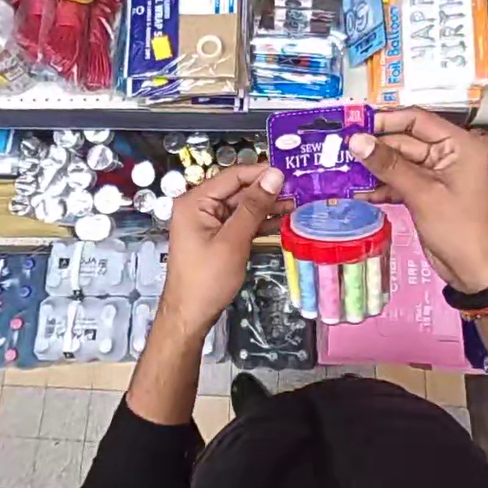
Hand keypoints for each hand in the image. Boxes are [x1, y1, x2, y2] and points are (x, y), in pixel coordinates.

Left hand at [156, 164, 287, 338]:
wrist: (190, 315)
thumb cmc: (206, 280)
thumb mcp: (233, 240)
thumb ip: (254, 206)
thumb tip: (273, 176)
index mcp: (195, 202)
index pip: (232, 176)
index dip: (260, 173)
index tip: (288, 172)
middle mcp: (199, 207)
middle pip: (237, 190)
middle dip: (266, 190)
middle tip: (298, 189)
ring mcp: (207, 222)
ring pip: (241, 206)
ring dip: (266, 206)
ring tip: (295, 204)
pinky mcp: (216, 236)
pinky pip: (239, 222)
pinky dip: (258, 221)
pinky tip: (281, 219)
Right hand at [349, 108, 487, 293]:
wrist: (474, 271)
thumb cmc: (461, 230)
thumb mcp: (422, 193)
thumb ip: (388, 165)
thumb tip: (358, 141)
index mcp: (459, 145)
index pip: (416, 120)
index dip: (385, 120)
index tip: (355, 125)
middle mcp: (448, 154)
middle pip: (403, 140)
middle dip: (373, 147)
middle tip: (341, 151)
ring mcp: (435, 174)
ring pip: (397, 161)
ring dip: (372, 168)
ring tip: (343, 170)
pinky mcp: (424, 192)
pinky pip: (397, 180)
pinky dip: (379, 185)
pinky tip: (358, 191)